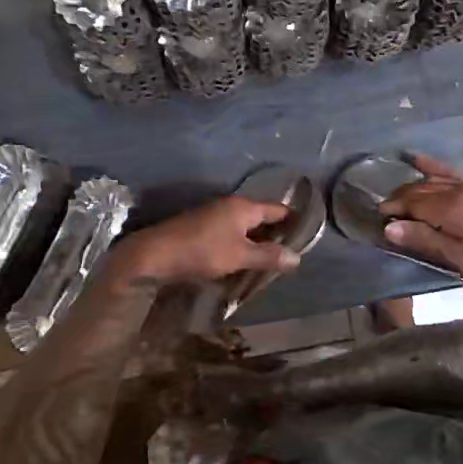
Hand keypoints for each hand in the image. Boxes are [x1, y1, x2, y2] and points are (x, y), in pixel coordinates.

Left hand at [108, 196, 300, 285]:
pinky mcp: (201, 227)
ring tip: (271, 259)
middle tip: (291, 251)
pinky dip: (241, 242)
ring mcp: (213, 214)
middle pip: (260, 216)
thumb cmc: (202, 251)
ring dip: (257, 239)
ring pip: (244, 225)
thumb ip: (268, 256)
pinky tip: (243, 258)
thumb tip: (297, 257)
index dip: (293, 220)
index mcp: (243, 206)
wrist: (155, 254)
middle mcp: (230, 205)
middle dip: (276, 232)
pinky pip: (230, 232)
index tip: (307, 233)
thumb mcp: (240, 256)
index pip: (277, 209)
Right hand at [379, 155, 462, 290]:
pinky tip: (417, 159)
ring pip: (432, 180)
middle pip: (419, 188)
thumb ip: (424, 240)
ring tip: (396, 198)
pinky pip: (449, 173)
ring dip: (411, 187)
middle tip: (384, 214)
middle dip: (398, 198)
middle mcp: (458, 190)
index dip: (392, 208)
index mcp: (451, 208)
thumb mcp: (459, 259)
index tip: (377, 218)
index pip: (412, 202)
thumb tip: (390, 227)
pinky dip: (431, 166)